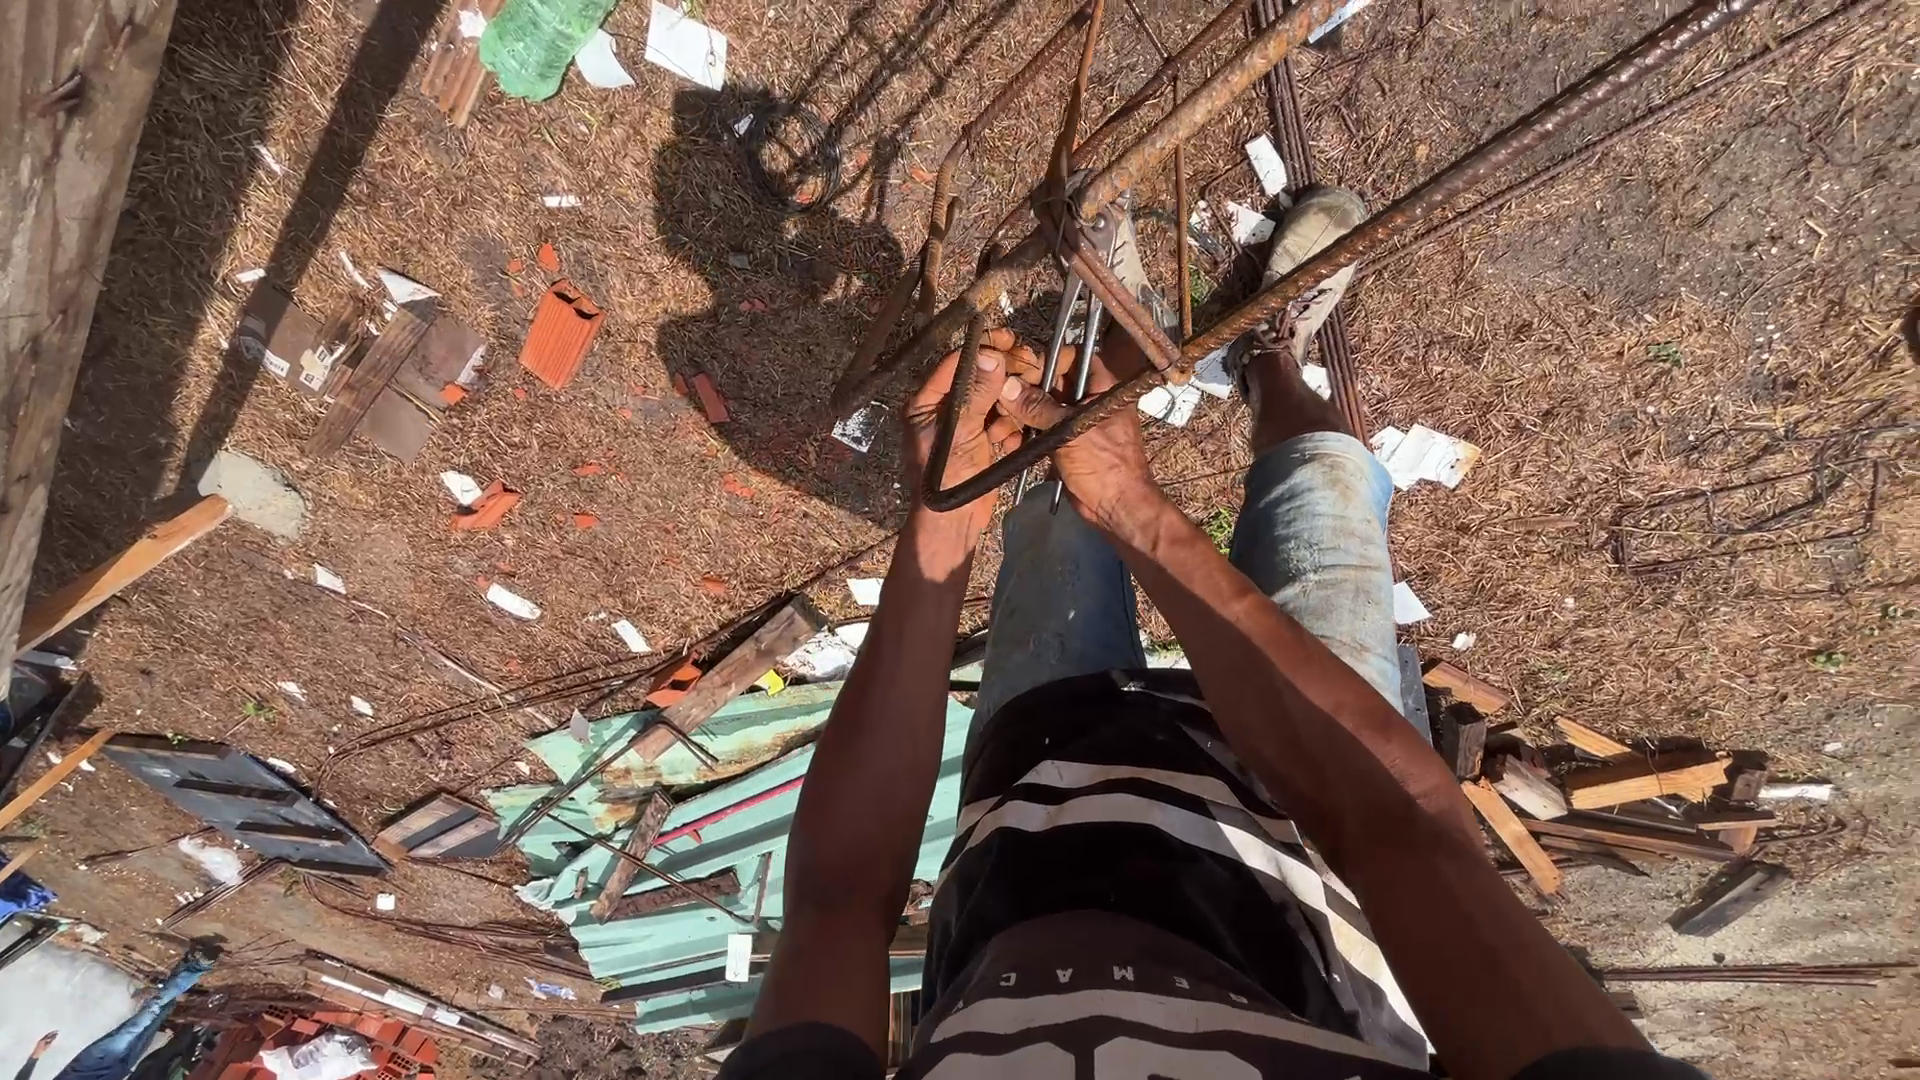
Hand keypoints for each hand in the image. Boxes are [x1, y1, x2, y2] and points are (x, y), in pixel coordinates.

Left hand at [32, 1033, 57, 1057]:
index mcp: (42, 1040)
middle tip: (57, 1032)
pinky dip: (48, 1038)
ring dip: (50, 1036)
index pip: (48, 1034)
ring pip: (46, 1037)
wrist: (35, 1056)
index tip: (57, 1031)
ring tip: (55, 1035)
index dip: (53, 1032)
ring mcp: (39, 1042)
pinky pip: (44, 1040)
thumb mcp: (47, 1045)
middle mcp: (40, 1040)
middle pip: (47, 1035)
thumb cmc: (41, 1051)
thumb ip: (51, 1040)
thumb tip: (55, 1035)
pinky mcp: (39, 1044)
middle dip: (52, 1033)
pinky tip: (51, 1039)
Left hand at [902, 327, 1035, 537]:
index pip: (955, 364)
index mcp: (925, 404)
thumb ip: (976, 393)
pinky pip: (998, 425)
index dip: (982, 350)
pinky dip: (1010, 428)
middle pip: (977, 380)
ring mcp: (962, 428)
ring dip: (1008, 406)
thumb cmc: (945, 478)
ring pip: (991, 402)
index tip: (1008, 340)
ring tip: (1019, 410)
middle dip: (1002, 376)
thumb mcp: (960, 431)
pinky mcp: (979, 445)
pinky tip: (1014, 437)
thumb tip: (991, 356)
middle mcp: (942, 412)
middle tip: (1028, 366)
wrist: (952, 524)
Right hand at [996, 341, 1161, 529]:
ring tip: (998, 428)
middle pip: (1051, 384)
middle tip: (1000, 401)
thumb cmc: (1105, 465)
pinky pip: (1041, 431)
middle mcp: (1089, 401)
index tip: (1022, 371)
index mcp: (1103, 388)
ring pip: (1042, 409)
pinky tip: (1006, 441)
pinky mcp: (1064, 443)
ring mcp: (1076, 423)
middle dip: (1024, 393)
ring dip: (1019, 417)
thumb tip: (1007, 386)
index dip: (1048, 361)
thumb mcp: (1069, 431)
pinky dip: (1024, 435)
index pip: (1074, 358)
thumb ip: (1037, 407)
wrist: (1115, 508)